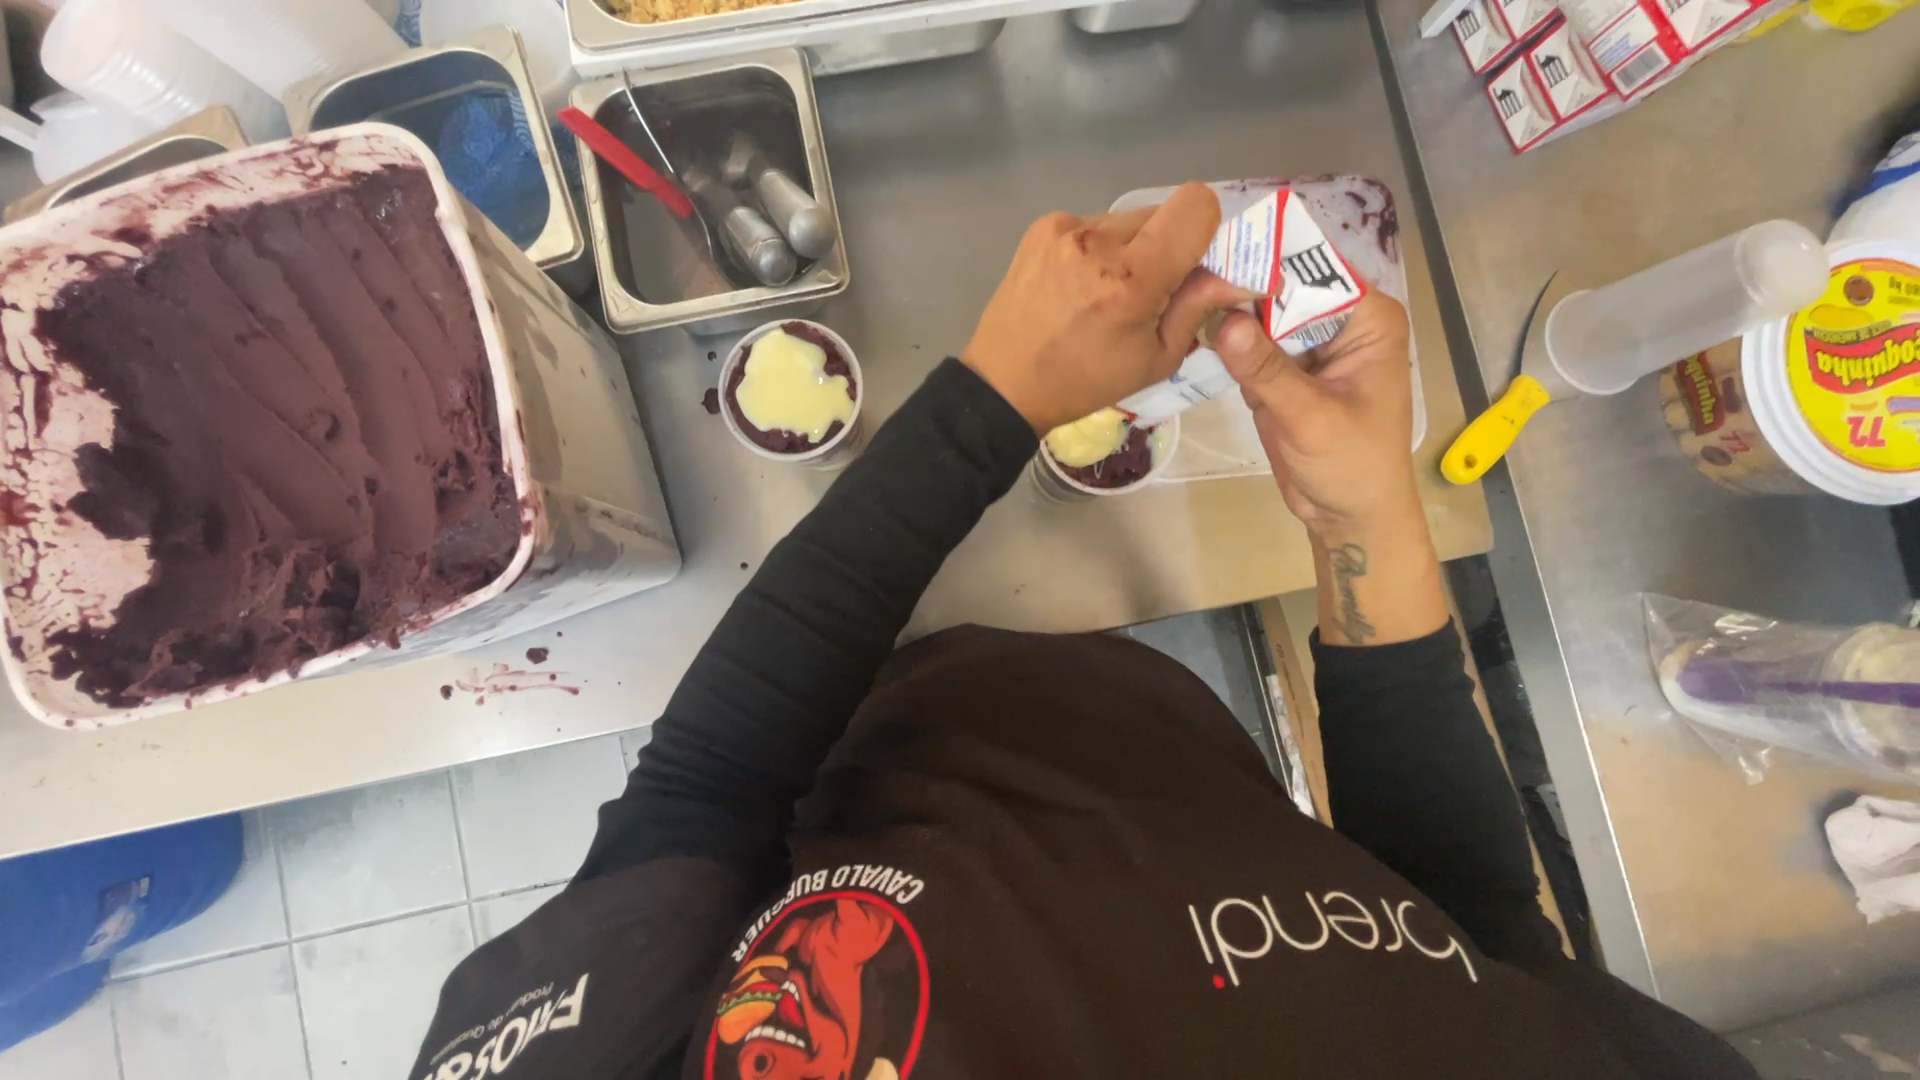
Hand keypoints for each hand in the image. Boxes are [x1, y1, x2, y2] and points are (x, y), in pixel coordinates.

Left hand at [961, 183, 1249, 433]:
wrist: (1006, 385)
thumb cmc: (1084, 382)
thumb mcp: (1155, 360)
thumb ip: (1198, 308)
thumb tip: (1236, 275)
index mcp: (1132, 277)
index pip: (1197, 205)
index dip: (1204, 231)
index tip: (1192, 265)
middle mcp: (1098, 240)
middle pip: (1162, 213)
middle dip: (1165, 247)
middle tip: (1147, 293)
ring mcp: (1065, 230)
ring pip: (1126, 220)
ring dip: (1130, 249)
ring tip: (1104, 294)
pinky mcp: (1042, 228)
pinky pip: (1092, 225)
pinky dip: (1097, 250)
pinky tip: (1077, 287)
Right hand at [1218, 290, 1443, 645]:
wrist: (1347, 513)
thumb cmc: (1351, 465)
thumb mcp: (1311, 417)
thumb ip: (1268, 371)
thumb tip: (1226, 323)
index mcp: (1366, 320)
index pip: (1314, 271)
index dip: (1267, 261)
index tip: (1216, 256)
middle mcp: (1337, 322)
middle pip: (1282, 287)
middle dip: (1238, 284)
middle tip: (1185, 279)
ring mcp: (1305, 346)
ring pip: (1259, 313)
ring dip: (1223, 310)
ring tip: (1178, 299)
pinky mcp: (1280, 371)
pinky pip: (1248, 344)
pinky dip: (1222, 342)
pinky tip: (1187, 329)